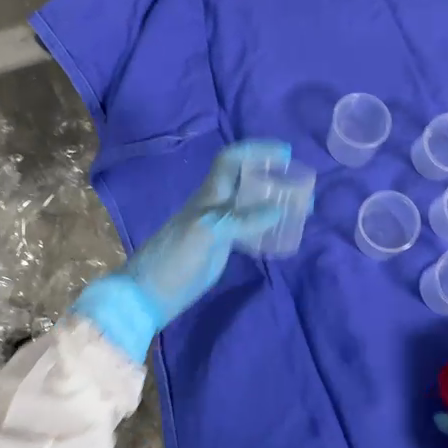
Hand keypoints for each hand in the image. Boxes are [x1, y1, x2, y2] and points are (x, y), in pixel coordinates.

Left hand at [74, 141, 296, 361]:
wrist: (146, 295)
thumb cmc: (173, 261)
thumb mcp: (206, 234)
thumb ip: (240, 219)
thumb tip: (277, 209)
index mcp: (209, 196)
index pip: (232, 160)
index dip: (256, 151)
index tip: (284, 153)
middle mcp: (214, 206)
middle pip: (246, 182)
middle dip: (272, 178)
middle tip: (301, 187)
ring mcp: (217, 228)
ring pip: (249, 205)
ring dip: (273, 202)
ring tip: (300, 209)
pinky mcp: (219, 249)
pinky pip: (248, 230)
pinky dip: (267, 227)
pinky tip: (281, 236)